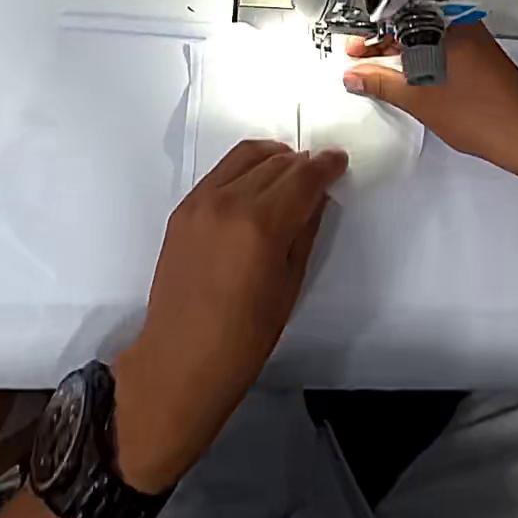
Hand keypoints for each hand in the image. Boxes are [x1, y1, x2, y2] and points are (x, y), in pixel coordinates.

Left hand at [111, 140, 346, 492]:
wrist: (180, 361)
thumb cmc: (243, 339)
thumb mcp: (289, 285)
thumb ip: (304, 232)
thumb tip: (315, 199)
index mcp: (261, 225)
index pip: (302, 178)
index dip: (325, 166)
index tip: (337, 160)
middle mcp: (229, 202)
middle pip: (276, 163)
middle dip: (303, 163)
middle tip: (319, 169)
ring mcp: (201, 202)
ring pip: (245, 156)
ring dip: (273, 156)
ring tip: (289, 168)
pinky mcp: (183, 209)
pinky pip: (220, 171)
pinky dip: (244, 167)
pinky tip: (255, 181)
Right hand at [342, 22, 517, 170]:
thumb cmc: (485, 116)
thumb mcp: (420, 99)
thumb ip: (381, 83)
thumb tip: (355, 76)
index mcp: (449, 25)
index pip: (398, 18)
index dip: (369, 34)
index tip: (353, 48)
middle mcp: (463, 25)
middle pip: (411, 25)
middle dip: (382, 44)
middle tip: (359, 60)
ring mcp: (473, 40)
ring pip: (425, 38)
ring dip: (400, 53)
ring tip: (378, 71)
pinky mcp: (479, 56)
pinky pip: (440, 48)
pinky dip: (420, 59)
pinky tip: (407, 76)